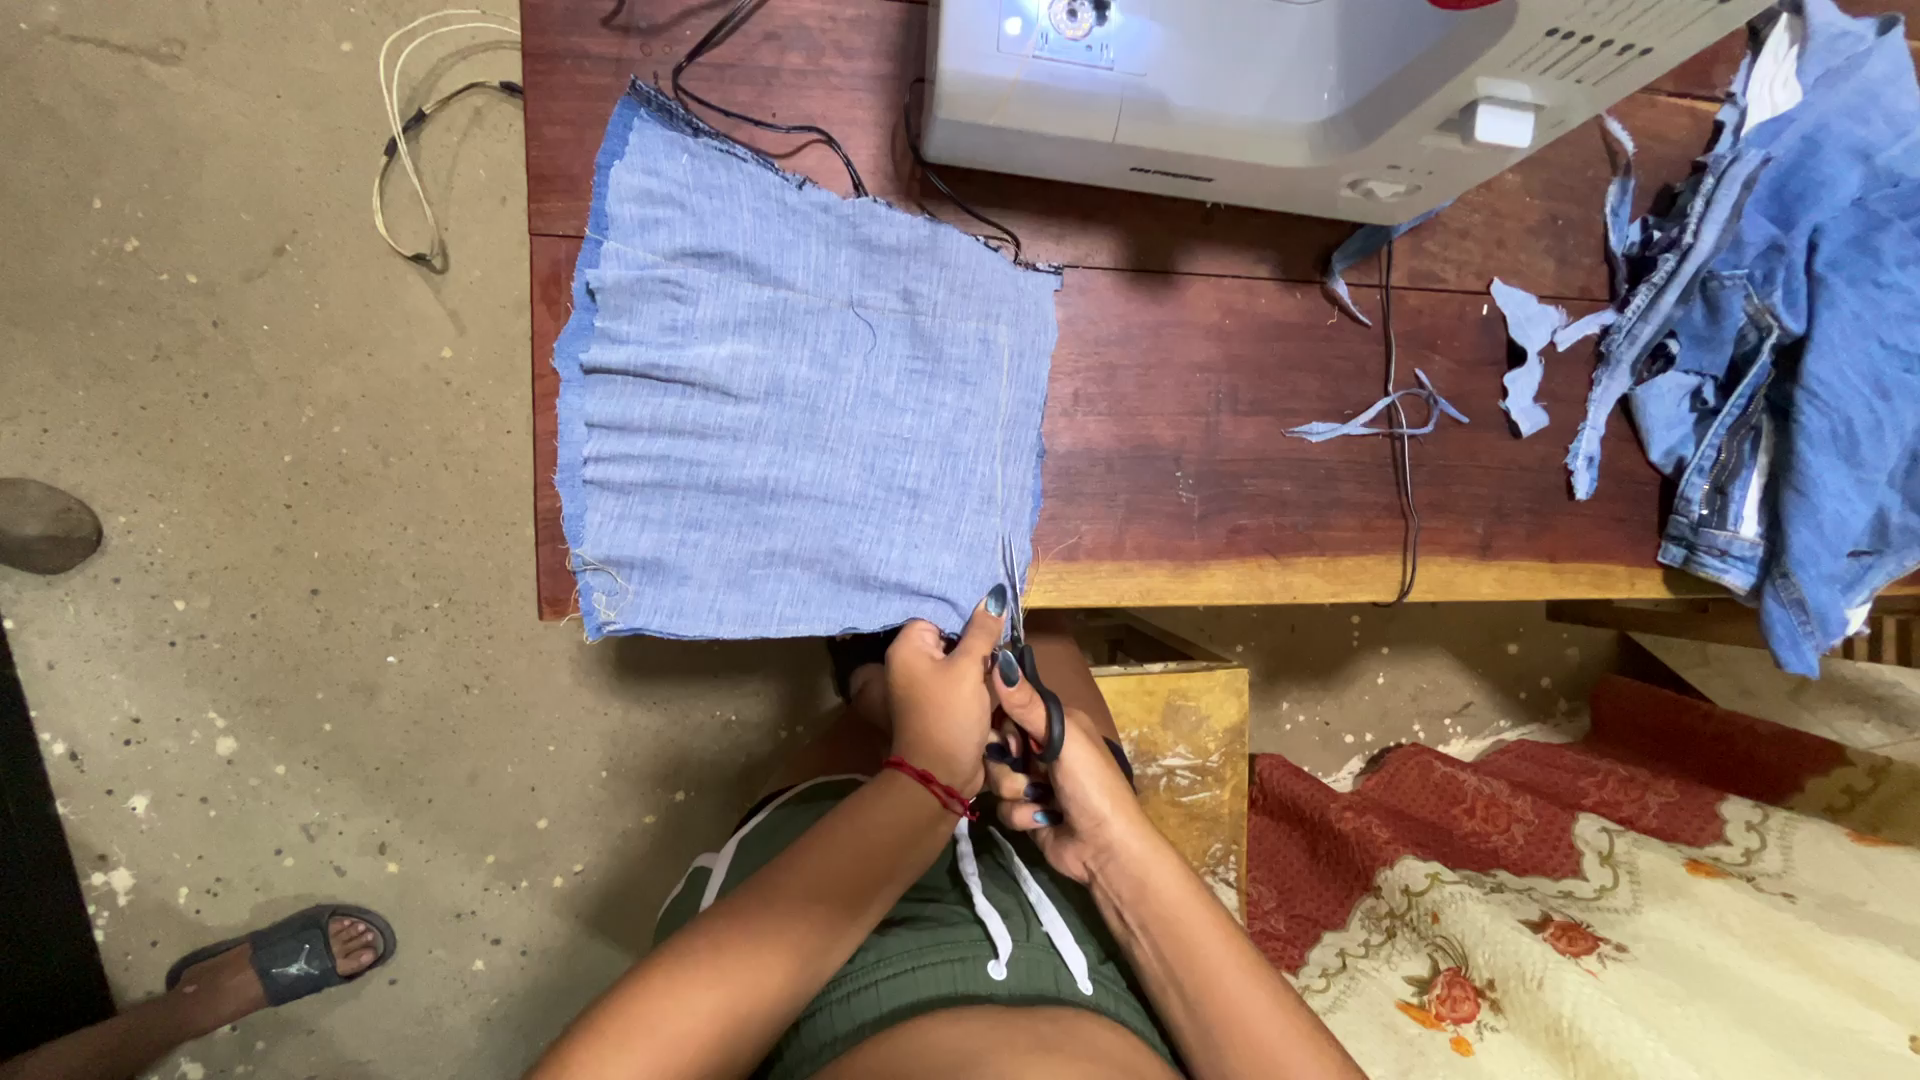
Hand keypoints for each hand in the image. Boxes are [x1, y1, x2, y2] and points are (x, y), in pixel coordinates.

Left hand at [881, 587, 1006, 794]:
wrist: (941, 774)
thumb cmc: (949, 714)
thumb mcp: (969, 667)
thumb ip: (983, 631)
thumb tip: (993, 596)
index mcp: (907, 648)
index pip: (937, 616)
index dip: (964, 620)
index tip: (989, 626)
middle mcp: (909, 663)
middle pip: (950, 638)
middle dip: (977, 643)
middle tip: (1001, 646)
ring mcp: (924, 687)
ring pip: (959, 662)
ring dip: (981, 665)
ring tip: (1001, 664)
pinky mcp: (939, 705)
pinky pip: (961, 683)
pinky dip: (977, 683)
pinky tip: (997, 683)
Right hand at [984, 656, 1156, 883]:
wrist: (1106, 849)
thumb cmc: (1091, 785)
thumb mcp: (1062, 739)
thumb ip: (1027, 704)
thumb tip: (1000, 658)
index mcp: (1054, 725)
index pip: (1009, 712)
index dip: (1003, 727)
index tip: (1014, 741)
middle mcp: (1042, 750)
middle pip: (997, 746)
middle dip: (1008, 764)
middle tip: (1028, 771)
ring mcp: (1034, 782)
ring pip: (997, 778)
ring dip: (1017, 792)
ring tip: (1042, 800)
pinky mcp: (1027, 812)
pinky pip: (1003, 807)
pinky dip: (1022, 815)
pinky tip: (1044, 819)